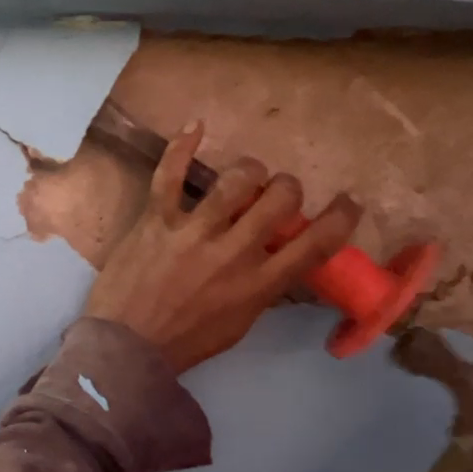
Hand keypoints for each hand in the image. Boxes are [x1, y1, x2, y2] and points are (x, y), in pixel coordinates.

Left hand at [83, 119, 360, 373]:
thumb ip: (263, 288)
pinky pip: (170, 175)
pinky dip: (181, 147)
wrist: (125, 346)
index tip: (346, 202)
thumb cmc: (185, 340)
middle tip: (276, 194)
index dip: (341, 217)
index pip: (316, 244)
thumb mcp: (240, 324)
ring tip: (246, 176)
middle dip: (286, 189)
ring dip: (249, 172)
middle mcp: (232, 254)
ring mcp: (192, 232)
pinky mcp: (156, 220)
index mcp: (258, 285)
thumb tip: (285, 260)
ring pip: (235, 181)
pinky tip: (196, 125)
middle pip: (279, 199)